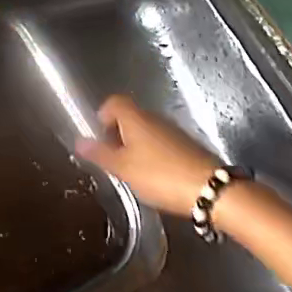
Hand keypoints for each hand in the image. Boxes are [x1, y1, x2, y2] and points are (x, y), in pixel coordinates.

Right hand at [74, 94, 220, 217]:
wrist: (211, 190)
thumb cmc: (160, 175)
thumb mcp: (123, 168)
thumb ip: (100, 154)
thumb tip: (79, 141)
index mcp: (135, 117)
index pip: (114, 102)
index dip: (103, 115)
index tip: (99, 135)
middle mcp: (154, 118)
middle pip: (130, 116)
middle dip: (119, 134)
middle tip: (113, 158)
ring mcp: (174, 131)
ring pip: (147, 130)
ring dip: (137, 146)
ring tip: (132, 170)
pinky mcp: (188, 147)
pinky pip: (162, 143)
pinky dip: (154, 154)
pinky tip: (155, 176)